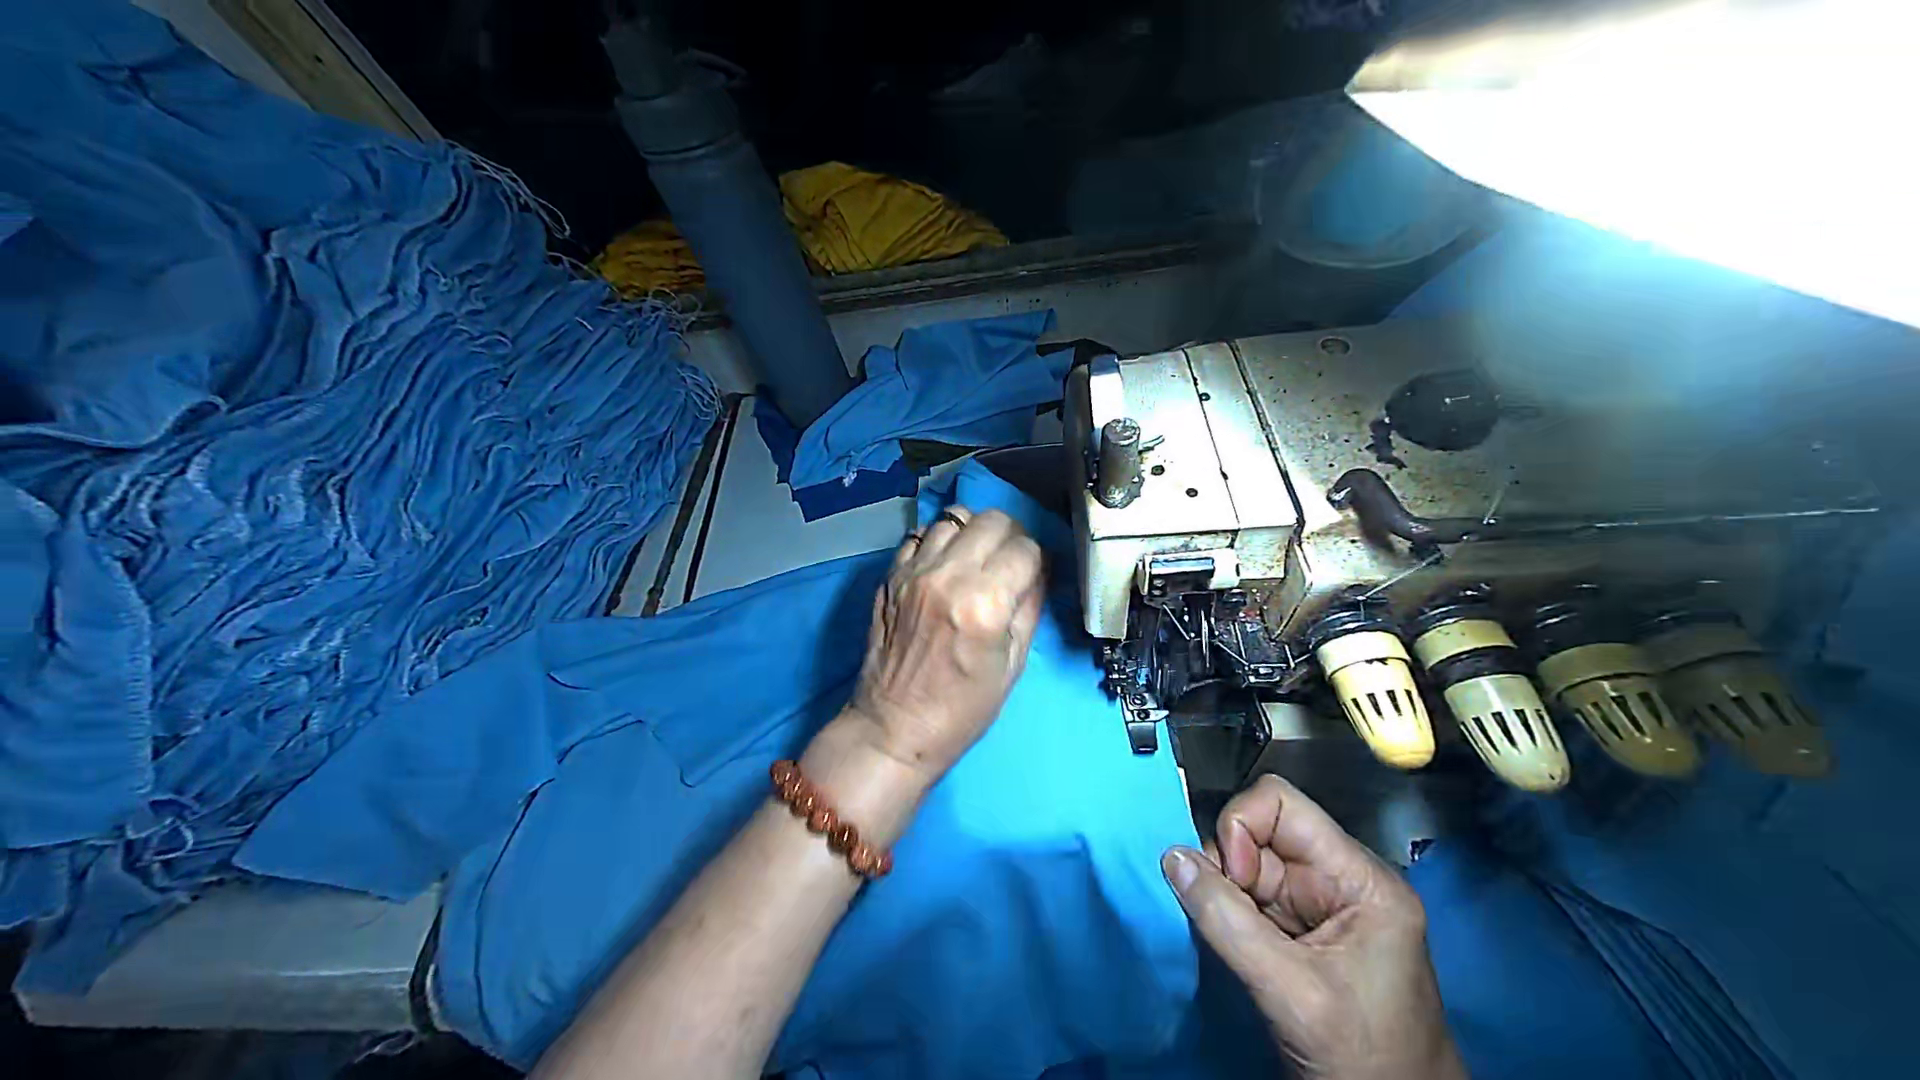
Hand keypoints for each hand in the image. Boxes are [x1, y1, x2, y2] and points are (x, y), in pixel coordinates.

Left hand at [844, 506, 1044, 784]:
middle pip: (992, 520)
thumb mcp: (1013, 663)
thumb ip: (1030, 606)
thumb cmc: (963, 708)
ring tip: (975, 558)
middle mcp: (947, 576)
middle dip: (1010, 536)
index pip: (1026, 549)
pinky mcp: (890, 576)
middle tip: (1009, 560)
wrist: (894, 727)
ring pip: (953, 518)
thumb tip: (1039, 568)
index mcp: (985, 604)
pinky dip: (938, 540)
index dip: (1036, 560)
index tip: (1034, 574)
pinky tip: (944, 564)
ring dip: (972, 533)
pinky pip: (920, 535)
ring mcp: (913, 572)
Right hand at [1161, 774, 1464, 1079]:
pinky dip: (1226, 911)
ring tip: (1229, 938)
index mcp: (1358, 878)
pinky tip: (1231, 943)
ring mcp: (1316, 904)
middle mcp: (1336, 879)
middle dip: (1227, 866)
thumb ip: (1227, 920)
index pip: (1281, 804)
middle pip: (1258, 832)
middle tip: (1222, 914)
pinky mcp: (1297, 930)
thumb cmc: (1367, 1060)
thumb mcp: (1294, 992)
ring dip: (1223, 892)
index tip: (1234, 880)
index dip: (1242, 827)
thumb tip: (1170, 856)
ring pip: (1245, 864)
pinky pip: (1245, 896)